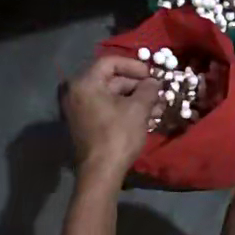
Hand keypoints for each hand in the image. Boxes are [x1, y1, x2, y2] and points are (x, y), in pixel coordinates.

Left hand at [62, 56, 157, 181]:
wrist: (100, 172)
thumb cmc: (118, 136)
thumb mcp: (138, 109)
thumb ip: (148, 90)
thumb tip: (154, 82)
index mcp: (85, 83)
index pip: (110, 62)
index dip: (134, 66)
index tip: (152, 75)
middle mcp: (76, 93)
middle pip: (111, 80)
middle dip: (137, 87)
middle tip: (158, 93)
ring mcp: (78, 110)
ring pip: (111, 97)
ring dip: (134, 100)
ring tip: (157, 108)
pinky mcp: (84, 125)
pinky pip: (106, 110)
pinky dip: (124, 110)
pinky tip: (145, 118)